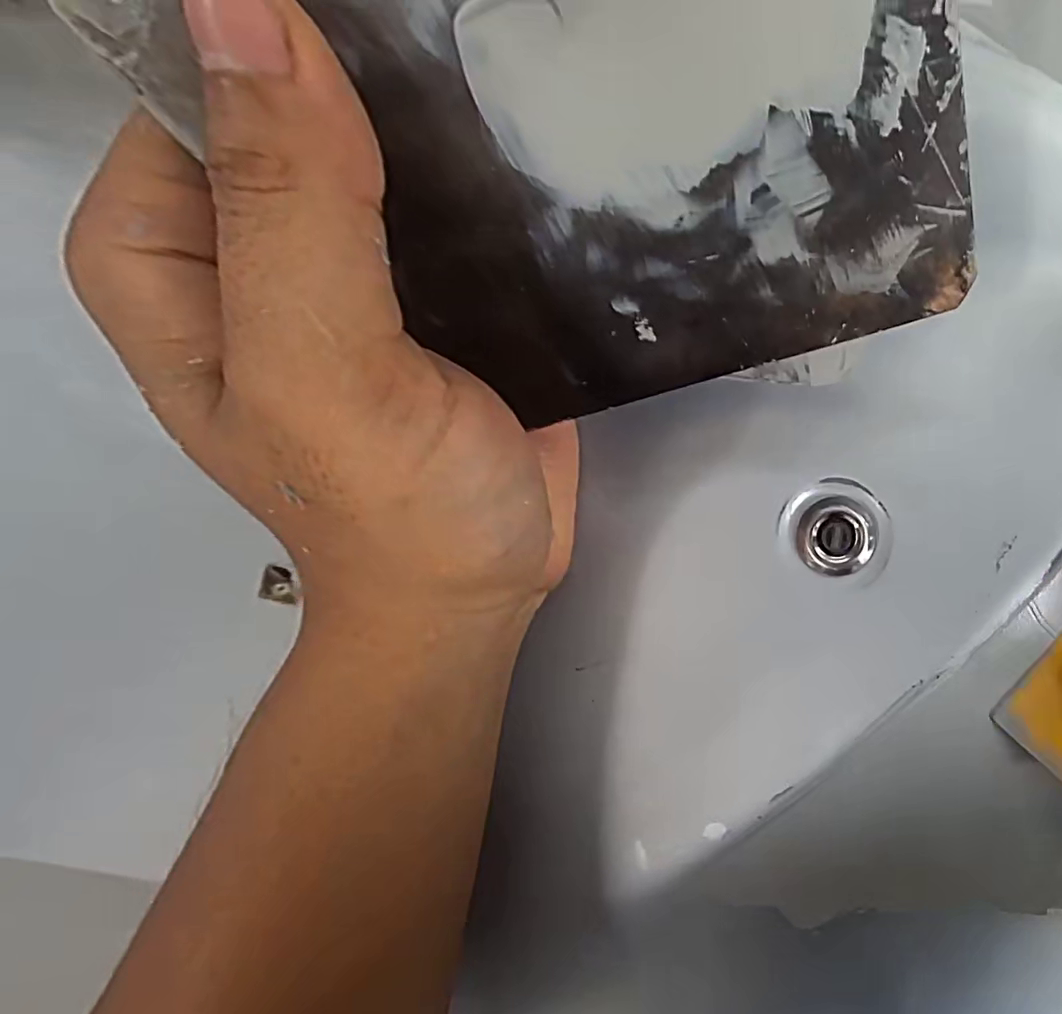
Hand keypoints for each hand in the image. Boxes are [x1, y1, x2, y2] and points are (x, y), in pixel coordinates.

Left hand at [64, 0, 577, 624]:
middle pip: (310, 122)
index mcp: (180, 246)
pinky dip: (508, 213)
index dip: (276, 52)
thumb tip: (246, 9)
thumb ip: (291, 205)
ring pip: (404, 175)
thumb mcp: (323, 360)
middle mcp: (270, 251)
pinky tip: (555, 203)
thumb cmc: (394, 500)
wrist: (487, 583)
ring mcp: (376, 286)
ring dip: (461, 154)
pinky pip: (474, 236)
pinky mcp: (463, 316)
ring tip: (531, 135)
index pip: (200, 86)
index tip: (387, 41)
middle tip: (481, 88)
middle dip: (386, 102)